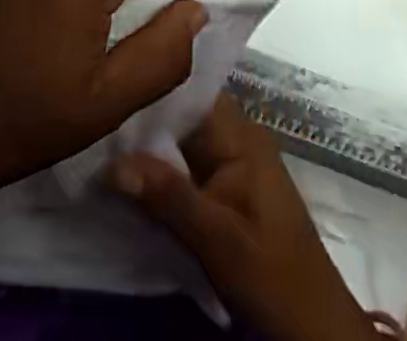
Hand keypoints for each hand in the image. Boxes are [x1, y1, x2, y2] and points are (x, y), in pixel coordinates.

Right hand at [110, 96, 382, 340]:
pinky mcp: (226, 188)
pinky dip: (160, 171)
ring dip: (148, 148)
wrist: (312, 324)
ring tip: (101, 147)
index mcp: (242, 137)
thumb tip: (111, 162)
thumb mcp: (217, 238)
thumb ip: (168, 196)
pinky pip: (187, 166)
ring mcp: (233, 164)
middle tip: (95, 123)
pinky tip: (128, 178)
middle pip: (182, 116)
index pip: (192, 91)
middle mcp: (237, 139)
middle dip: (142, 121)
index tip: (108, 90)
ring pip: (181, 142)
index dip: (151, 88)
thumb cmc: (272, 274)